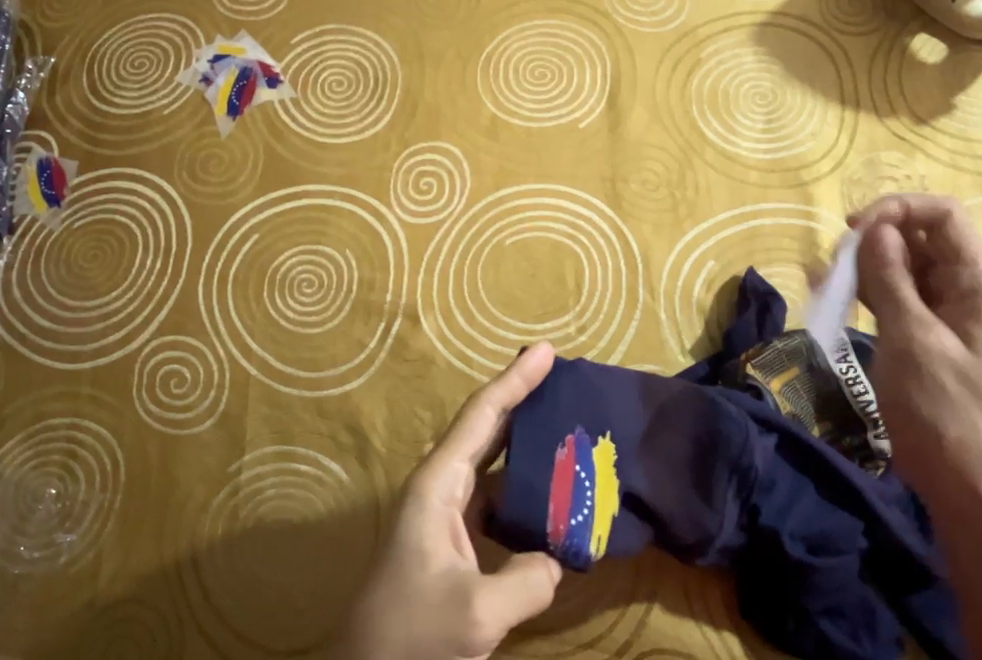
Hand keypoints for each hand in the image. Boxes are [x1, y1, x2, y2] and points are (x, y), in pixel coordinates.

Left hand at [338, 343, 563, 659]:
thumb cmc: (411, 634)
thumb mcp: (478, 612)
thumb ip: (527, 580)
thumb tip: (554, 559)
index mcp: (438, 486)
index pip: (482, 417)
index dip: (515, 380)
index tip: (547, 350)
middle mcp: (440, 489)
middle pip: (488, 430)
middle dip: (524, 401)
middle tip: (565, 378)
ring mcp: (445, 517)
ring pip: (495, 469)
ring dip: (529, 450)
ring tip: (570, 432)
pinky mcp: (453, 545)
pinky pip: (497, 505)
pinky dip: (527, 495)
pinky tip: (555, 503)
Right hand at [850, 195, 981, 512]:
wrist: (968, 487)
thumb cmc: (943, 413)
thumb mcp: (911, 341)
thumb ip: (890, 279)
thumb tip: (873, 230)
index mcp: (979, 286)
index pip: (944, 215)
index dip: (897, 209)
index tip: (853, 230)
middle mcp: (967, 291)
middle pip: (922, 237)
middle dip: (875, 238)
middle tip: (834, 262)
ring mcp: (948, 316)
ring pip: (904, 266)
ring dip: (865, 265)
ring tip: (825, 280)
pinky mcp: (927, 338)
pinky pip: (896, 297)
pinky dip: (867, 291)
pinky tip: (831, 293)